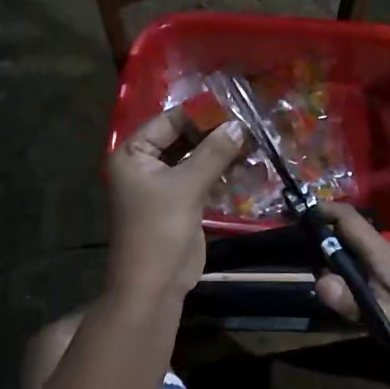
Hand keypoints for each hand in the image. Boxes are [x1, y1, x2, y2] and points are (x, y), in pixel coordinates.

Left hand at [106, 110, 244, 298]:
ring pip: (196, 158)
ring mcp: (164, 184)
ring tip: (256, 140)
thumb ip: (212, 153)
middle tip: (251, 121)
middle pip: (184, 138)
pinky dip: (223, 172)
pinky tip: (249, 163)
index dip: (201, 113)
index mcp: (133, 154)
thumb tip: (239, 124)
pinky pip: (203, 178)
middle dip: (215, 133)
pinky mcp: (182, 202)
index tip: (235, 104)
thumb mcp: (186, 187)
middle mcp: (146, 164)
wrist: (155, 284)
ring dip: (223, 152)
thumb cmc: (160, 229)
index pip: (169, 121)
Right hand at [312, 203, 389, 384]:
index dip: (322, 211)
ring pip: (355, 252)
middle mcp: (388, 256)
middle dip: (321, 234)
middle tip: (291, 246)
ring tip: (306, 267)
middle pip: (350, 233)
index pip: (349, 219)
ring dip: (332, 255)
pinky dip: (344, 273)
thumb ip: (353, 301)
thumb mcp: (388, 320)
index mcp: (386, 256)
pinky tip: (335, 290)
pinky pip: (363, 269)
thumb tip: (320, 280)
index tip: (294, 215)